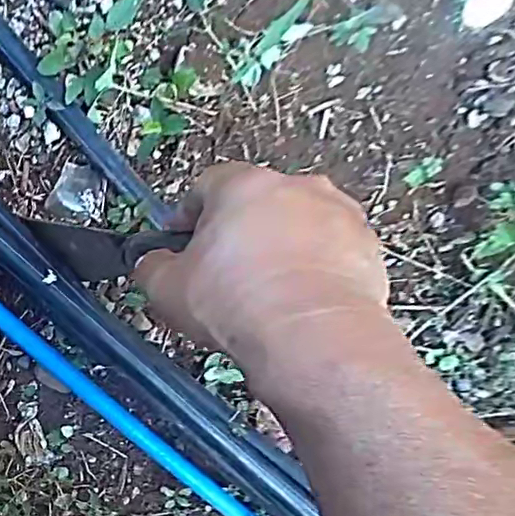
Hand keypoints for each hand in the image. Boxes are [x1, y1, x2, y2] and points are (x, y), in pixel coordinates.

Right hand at [132, 163, 397, 391]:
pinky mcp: (364, 245)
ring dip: (272, 249)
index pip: (206, 184)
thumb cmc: (237, 302)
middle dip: (233, 232)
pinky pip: (325, 251)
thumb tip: (150, 262)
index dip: (186, 213)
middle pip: (254, 202)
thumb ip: (151, 265)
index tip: (178, 238)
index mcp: (243, 187)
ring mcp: (337, 214)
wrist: (307, 331)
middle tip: (213, 270)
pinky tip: (283, 302)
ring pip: (293, 225)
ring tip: (251, 292)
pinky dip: (305, 269)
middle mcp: (295, 188)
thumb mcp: (164, 287)